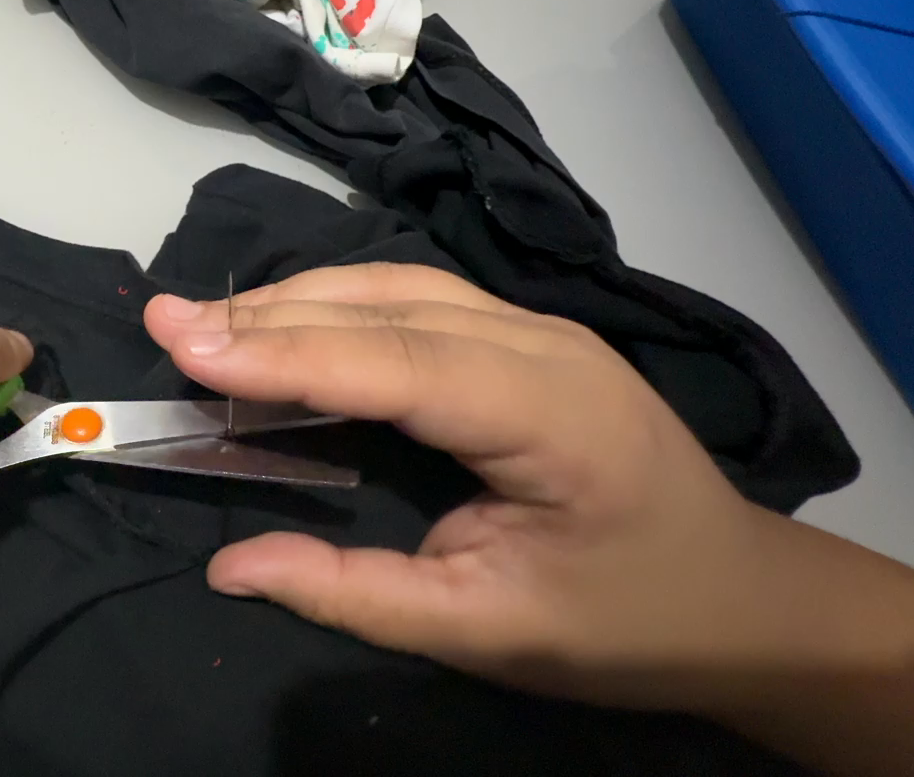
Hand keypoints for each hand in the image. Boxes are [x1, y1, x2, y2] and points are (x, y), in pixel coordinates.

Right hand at [141, 264, 913, 732]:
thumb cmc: (624, 620)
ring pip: (383, 284)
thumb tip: (229, 568)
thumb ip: (352, 593)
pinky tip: (274, 318)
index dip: (283, 352)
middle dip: (263, 314)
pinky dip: (322, 301)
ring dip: (286, 300)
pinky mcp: (508, 328)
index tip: (186, 344)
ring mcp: (526, 324)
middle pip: (379, 307)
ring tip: (203, 321)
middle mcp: (539, 343)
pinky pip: (399, 293)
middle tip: (166, 320)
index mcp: (551, 416)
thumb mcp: (485, 630)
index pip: (396, 364)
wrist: (746, 595)